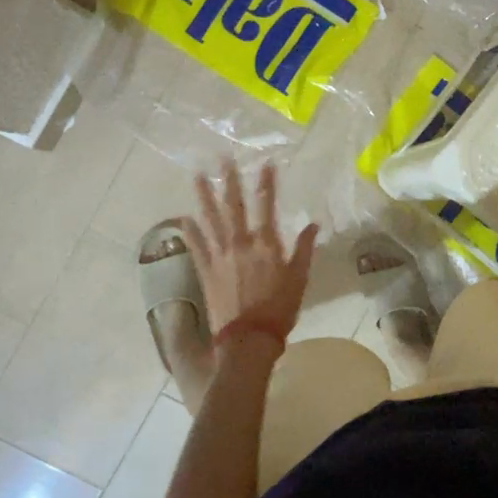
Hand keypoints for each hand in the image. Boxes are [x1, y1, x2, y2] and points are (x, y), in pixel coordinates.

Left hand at [181, 159, 318, 343]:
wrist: (247, 339)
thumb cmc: (279, 310)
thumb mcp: (299, 279)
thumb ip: (305, 249)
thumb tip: (314, 225)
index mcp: (266, 244)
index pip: (267, 205)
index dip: (267, 182)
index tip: (266, 162)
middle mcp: (240, 244)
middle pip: (234, 206)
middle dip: (230, 181)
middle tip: (222, 158)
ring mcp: (220, 257)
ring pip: (210, 220)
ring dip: (204, 197)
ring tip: (197, 176)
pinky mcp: (206, 271)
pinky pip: (196, 246)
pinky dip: (190, 231)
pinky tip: (183, 217)